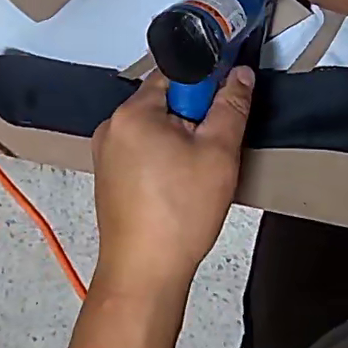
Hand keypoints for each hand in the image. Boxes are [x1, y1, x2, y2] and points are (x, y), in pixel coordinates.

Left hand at [89, 68, 252, 298]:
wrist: (145, 273)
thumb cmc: (178, 216)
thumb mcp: (219, 152)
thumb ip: (231, 106)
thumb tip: (239, 75)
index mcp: (133, 113)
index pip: (176, 74)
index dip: (206, 86)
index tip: (224, 106)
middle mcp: (112, 127)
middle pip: (166, 101)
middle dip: (195, 118)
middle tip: (211, 150)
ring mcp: (108, 153)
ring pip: (157, 128)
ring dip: (181, 140)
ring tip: (195, 174)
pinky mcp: (111, 176)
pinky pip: (144, 150)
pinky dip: (165, 159)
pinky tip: (179, 187)